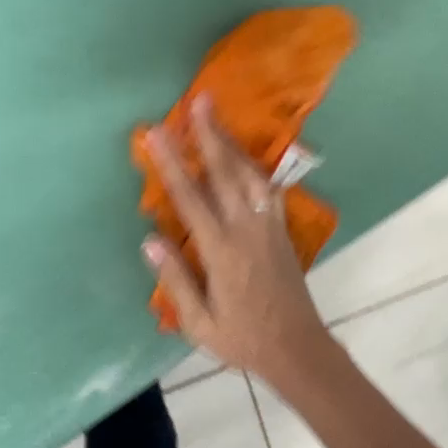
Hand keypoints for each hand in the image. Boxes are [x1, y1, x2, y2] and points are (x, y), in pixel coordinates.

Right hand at [142, 96, 336, 381]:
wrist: (297, 347)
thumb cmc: (242, 339)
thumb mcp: (199, 323)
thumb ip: (175, 280)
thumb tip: (150, 240)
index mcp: (222, 251)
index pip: (191, 198)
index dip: (172, 162)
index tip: (156, 133)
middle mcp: (247, 229)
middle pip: (225, 172)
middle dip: (210, 134)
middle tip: (199, 101)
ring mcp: (268, 225)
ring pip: (250, 173)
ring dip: (231, 142)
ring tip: (215, 115)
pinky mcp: (281, 228)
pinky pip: (269, 187)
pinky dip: (256, 165)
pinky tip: (246, 154)